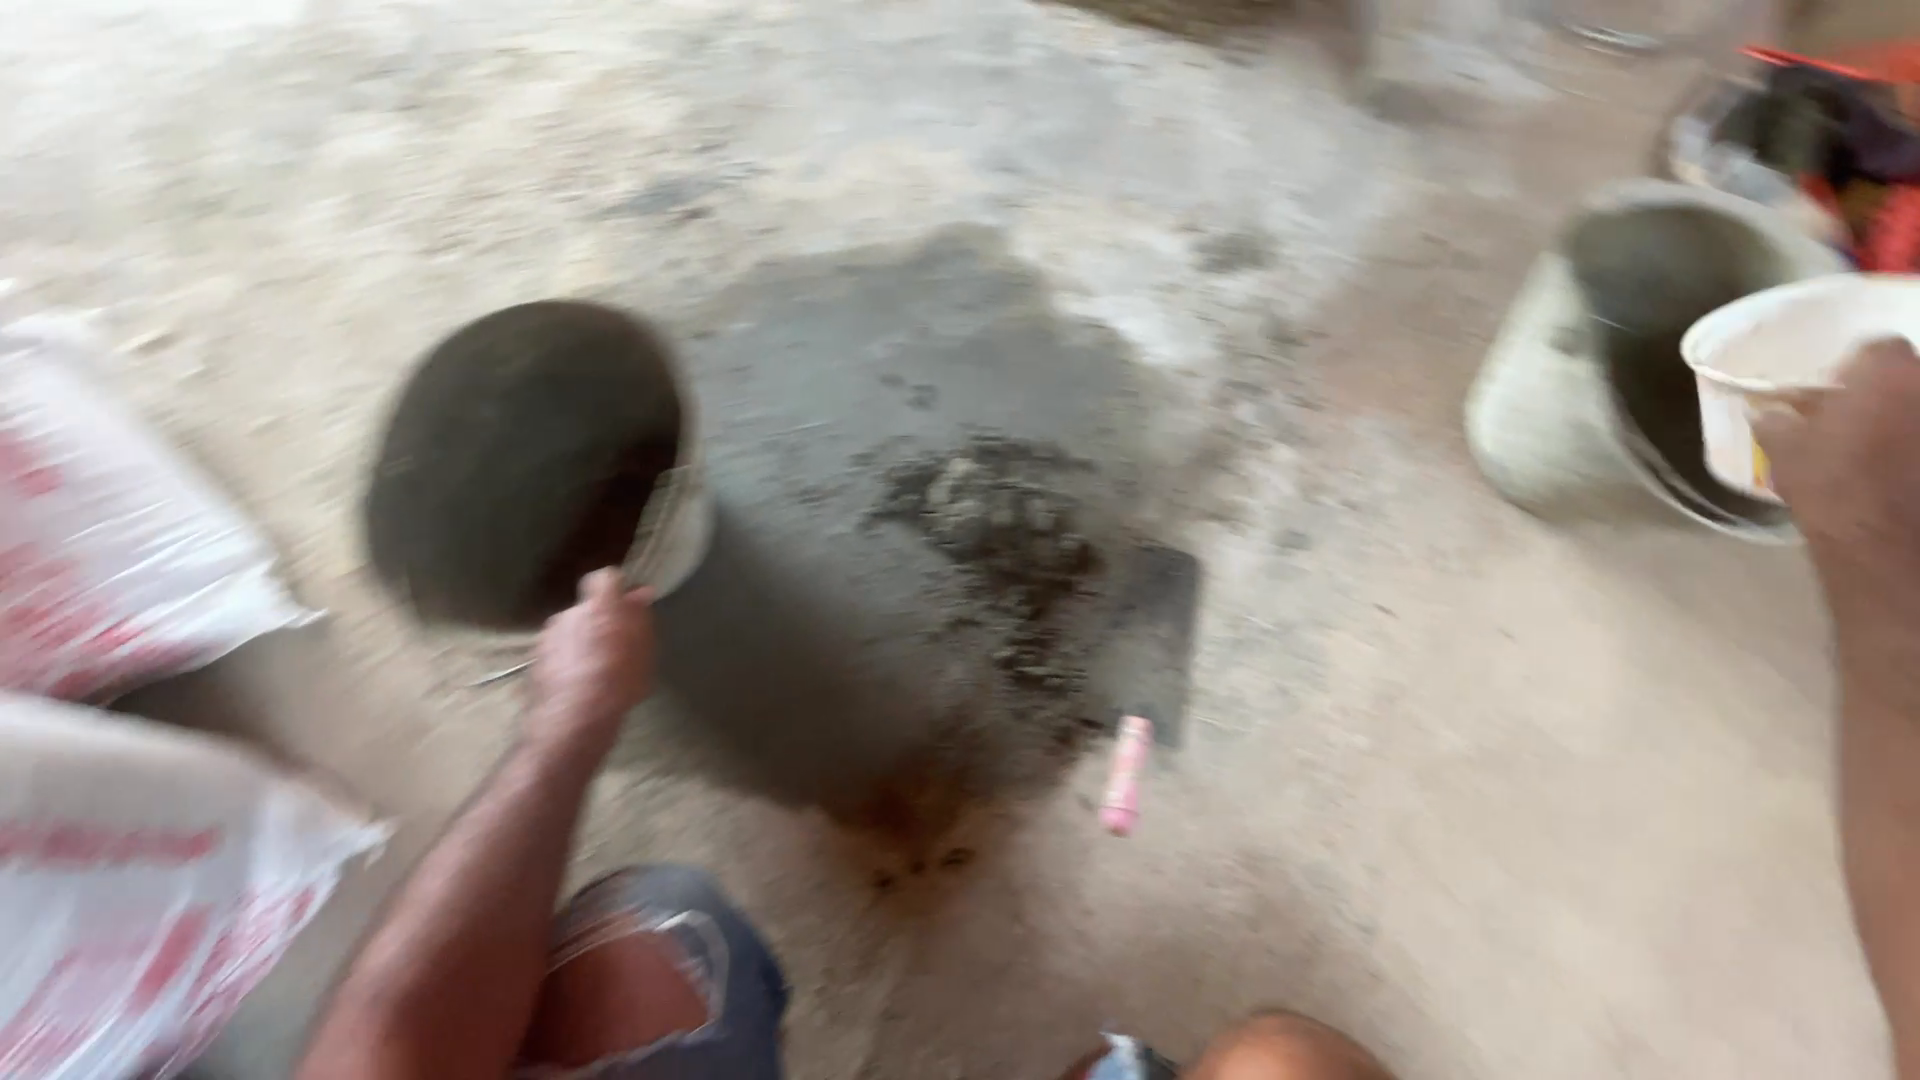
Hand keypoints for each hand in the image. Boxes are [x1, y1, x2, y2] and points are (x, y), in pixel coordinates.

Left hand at [527, 568, 654, 757]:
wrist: (573, 718)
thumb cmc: (619, 680)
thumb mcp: (645, 650)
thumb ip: (640, 618)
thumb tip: (640, 594)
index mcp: (599, 606)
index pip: (605, 577)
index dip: (615, 588)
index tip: (626, 605)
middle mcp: (568, 614)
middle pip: (586, 608)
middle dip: (598, 621)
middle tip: (615, 645)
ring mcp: (546, 638)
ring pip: (568, 631)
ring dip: (580, 643)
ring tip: (595, 671)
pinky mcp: (533, 662)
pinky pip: (556, 653)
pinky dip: (566, 662)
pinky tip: (578, 685)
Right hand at [1755, 337, 1919, 640]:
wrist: (1884, 539)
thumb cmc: (1829, 486)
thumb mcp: (1783, 450)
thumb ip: (1776, 422)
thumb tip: (1768, 411)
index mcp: (1885, 376)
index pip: (1877, 347)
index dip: (1855, 364)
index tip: (1836, 384)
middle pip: (1908, 372)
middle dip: (1885, 388)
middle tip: (1859, 409)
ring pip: (1915, 405)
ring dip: (1899, 415)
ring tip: (1878, 438)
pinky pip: (1917, 433)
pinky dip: (1907, 441)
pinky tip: (1896, 462)